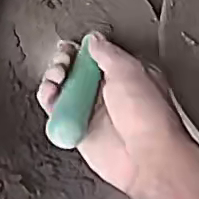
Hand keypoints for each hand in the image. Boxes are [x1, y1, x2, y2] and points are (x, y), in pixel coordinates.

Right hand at [36, 33, 196, 198]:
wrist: (146, 158)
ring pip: (63, 89)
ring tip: (56, 79)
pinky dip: (49, 101)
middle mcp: (109, 93)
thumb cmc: (149, 119)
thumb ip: (107, 52)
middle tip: (63, 63)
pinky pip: (56, 111)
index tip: (71, 48)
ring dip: (53, 79)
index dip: (81, 49)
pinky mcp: (79, 129)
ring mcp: (93, 112)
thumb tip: (93, 40)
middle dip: (64, 62)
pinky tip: (51, 95)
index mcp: (126, 75)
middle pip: (75, 70)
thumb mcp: (129, 70)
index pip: (96, 55)